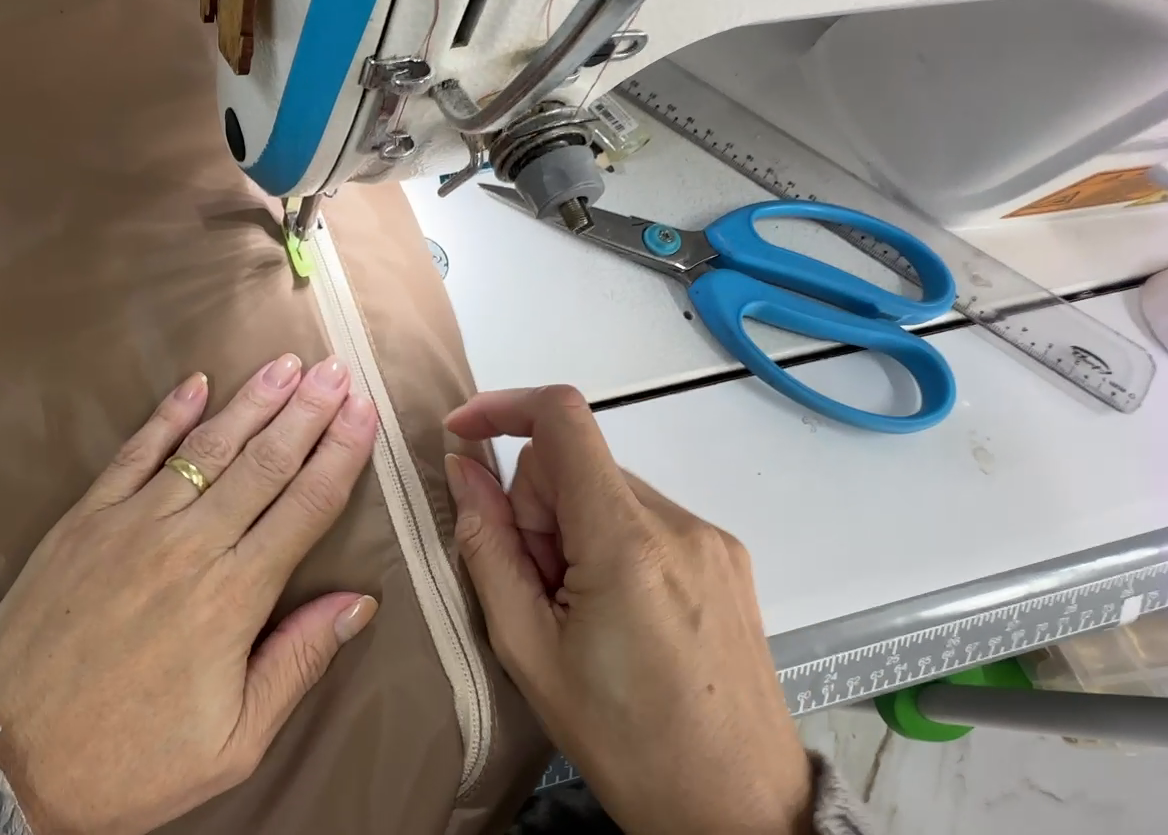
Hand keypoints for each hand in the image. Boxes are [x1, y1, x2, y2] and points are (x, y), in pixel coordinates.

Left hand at [0, 354, 380, 834]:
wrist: (10, 755)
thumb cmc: (131, 760)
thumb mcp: (234, 741)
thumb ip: (297, 662)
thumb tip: (358, 603)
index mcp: (233, 598)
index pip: (304, 507)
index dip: (340, 454)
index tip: (364, 411)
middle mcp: (188, 546)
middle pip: (264, 463)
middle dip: (306, 411)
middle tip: (336, 368)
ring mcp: (132, 524)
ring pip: (207, 447)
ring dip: (251, 402)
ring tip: (285, 364)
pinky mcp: (85, 519)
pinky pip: (134, 454)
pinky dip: (167, 415)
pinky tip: (195, 383)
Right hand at [442, 386, 811, 834]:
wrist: (740, 814)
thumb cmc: (624, 741)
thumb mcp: (527, 649)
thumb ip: (487, 546)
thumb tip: (463, 470)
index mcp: (627, 542)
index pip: (561, 418)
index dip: (501, 406)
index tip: (461, 433)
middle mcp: (679, 523)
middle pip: (572, 465)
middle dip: (533, 509)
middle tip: (536, 588)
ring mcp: (710, 539)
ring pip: (602, 489)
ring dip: (568, 529)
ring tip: (578, 610)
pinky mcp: (725, 558)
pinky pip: (639, 515)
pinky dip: (606, 541)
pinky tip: (614, 611)